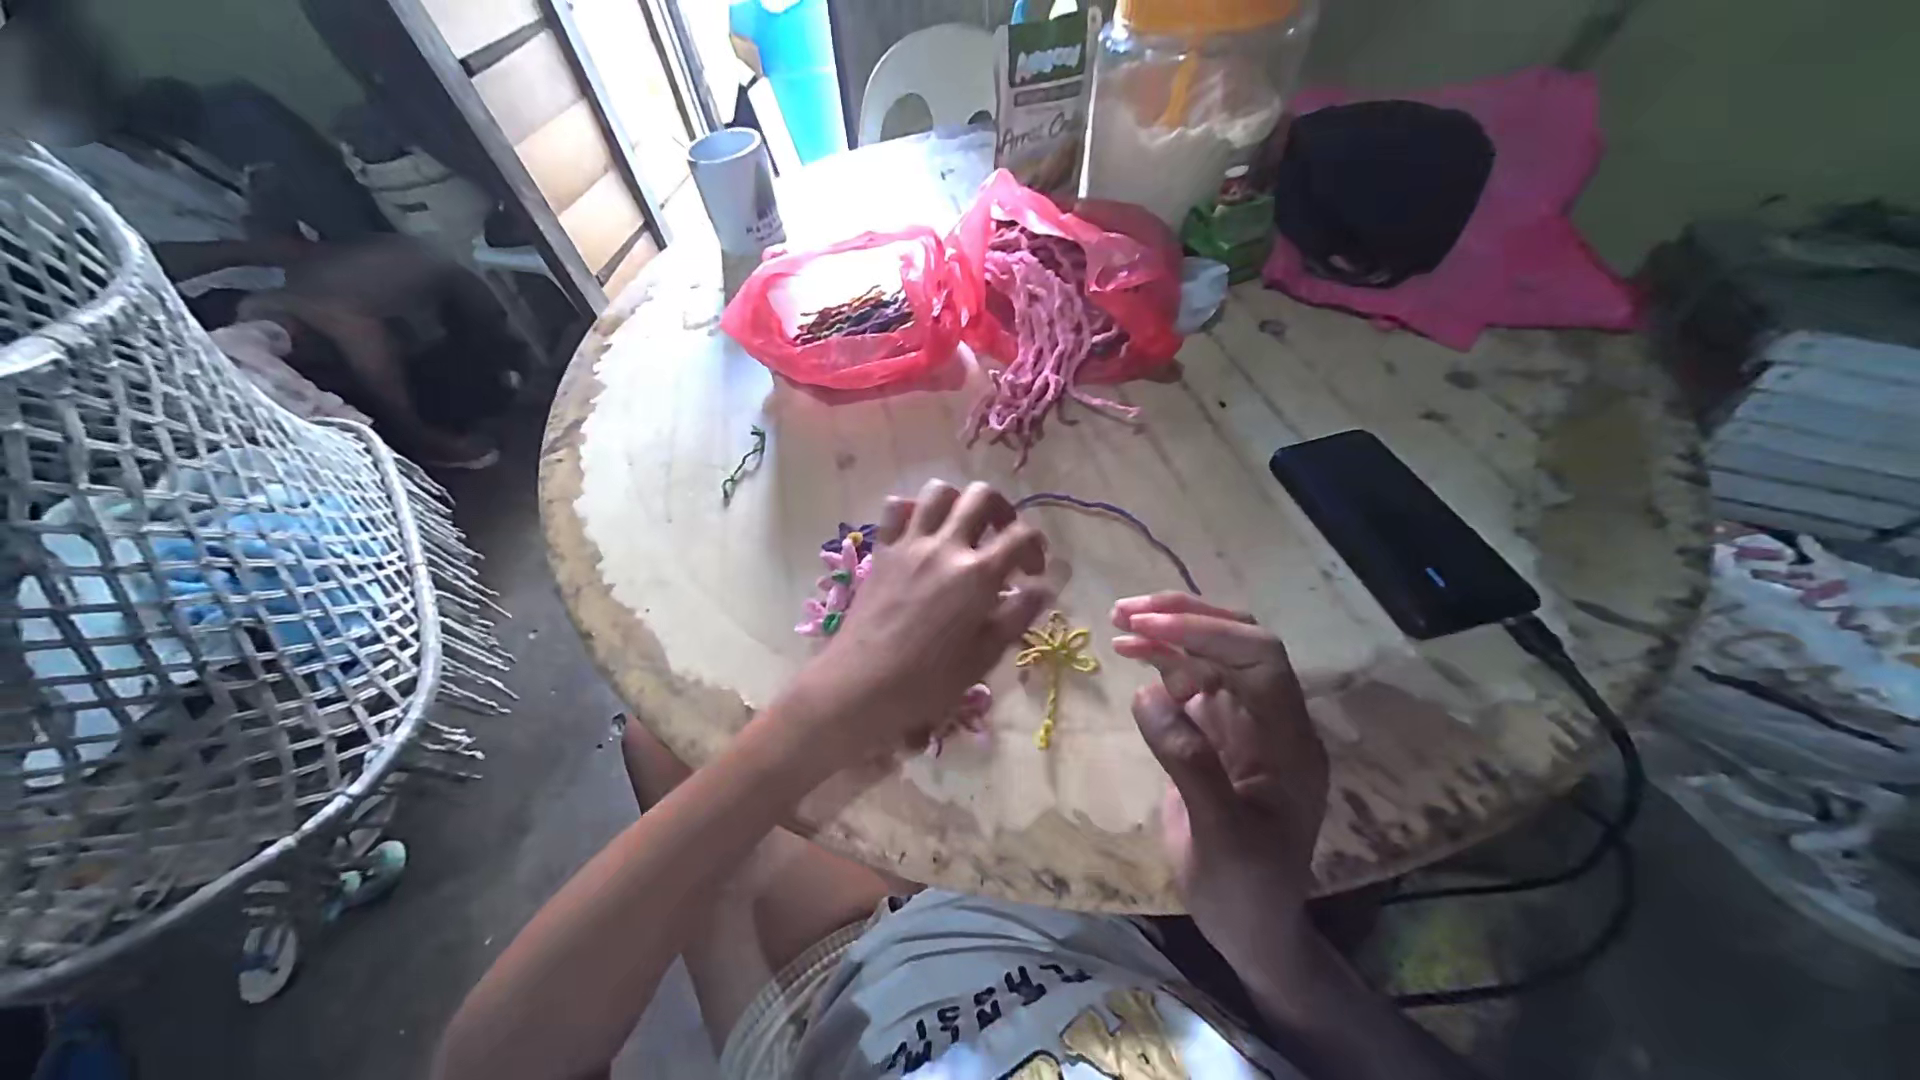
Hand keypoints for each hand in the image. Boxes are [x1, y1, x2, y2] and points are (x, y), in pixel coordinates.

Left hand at [786, 481, 1049, 755]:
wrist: (862, 684)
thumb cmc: (929, 680)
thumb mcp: (985, 655)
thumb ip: (1017, 615)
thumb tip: (1043, 588)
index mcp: (978, 575)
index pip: (1021, 535)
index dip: (1037, 546)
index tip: (1034, 571)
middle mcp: (946, 546)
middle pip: (981, 496)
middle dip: (1002, 509)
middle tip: (1002, 537)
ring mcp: (910, 544)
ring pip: (938, 492)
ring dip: (958, 502)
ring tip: (962, 528)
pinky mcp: (883, 551)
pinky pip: (896, 509)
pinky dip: (913, 510)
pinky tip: (921, 532)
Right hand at [1113, 594, 1328, 950]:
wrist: (1247, 924)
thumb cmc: (1245, 887)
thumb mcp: (1221, 836)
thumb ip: (1188, 762)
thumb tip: (1145, 693)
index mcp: (1288, 738)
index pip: (1259, 659)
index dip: (1207, 633)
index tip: (1150, 628)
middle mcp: (1269, 717)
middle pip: (1238, 641)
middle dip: (1186, 617)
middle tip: (1128, 611)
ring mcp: (1239, 722)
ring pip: (1210, 655)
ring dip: (1168, 631)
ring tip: (1119, 621)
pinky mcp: (1211, 731)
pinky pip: (1188, 680)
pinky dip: (1160, 660)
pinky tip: (1130, 652)